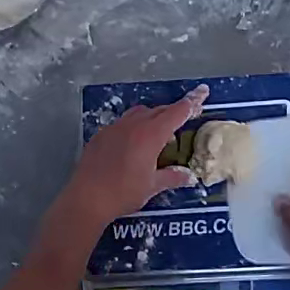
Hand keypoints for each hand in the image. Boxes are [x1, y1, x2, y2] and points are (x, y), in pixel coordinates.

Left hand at [59, 85, 207, 227]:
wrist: (86, 198)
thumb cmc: (123, 193)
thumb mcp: (152, 186)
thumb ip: (172, 177)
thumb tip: (188, 176)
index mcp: (150, 135)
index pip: (177, 112)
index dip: (192, 101)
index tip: (202, 91)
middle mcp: (133, 125)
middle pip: (159, 110)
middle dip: (175, 110)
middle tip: (187, 114)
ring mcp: (115, 128)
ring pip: (139, 113)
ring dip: (154, 116)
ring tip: (160, 130)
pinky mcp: (101, 135)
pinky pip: (123, 123)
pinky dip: (135, 125)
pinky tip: (134, 141)